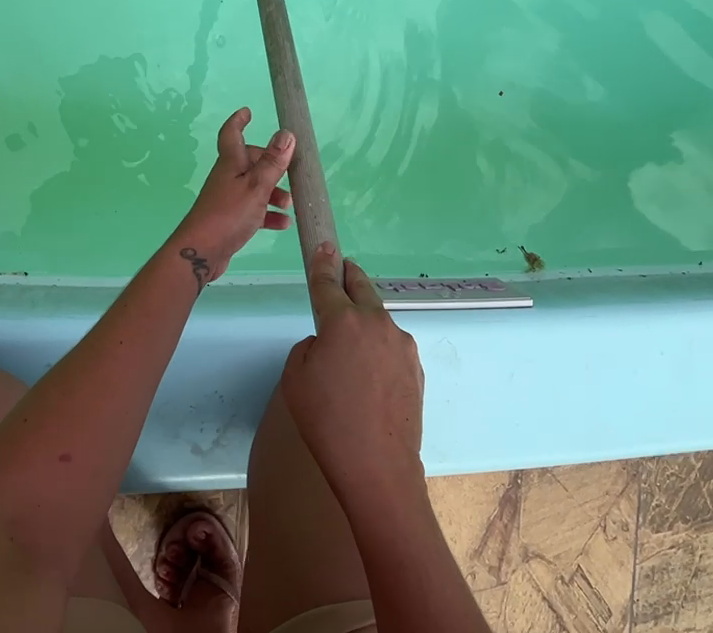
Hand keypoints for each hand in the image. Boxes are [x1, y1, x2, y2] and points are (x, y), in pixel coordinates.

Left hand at [171, 108, 295, 284]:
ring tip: (290, 204)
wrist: (201, 252)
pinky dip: (267, 214)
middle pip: (249, 162)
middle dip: (271, 164)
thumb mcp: (256, 186)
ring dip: (273, 192)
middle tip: (290, 171)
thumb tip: (286, 134)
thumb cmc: (228, 214)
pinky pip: (253, 210)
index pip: (232, 135)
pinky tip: (283, 224)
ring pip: (254, 187)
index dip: (238, 121)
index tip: (247, 112)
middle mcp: (227, 177)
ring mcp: (227, 199)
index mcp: (231, 164)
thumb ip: (273, 163)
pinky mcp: (230, 219)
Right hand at [281, 242, 424, 497]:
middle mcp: (377, 324)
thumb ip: (308, 346)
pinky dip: (378, 350)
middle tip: (343, 270)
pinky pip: (391, 348)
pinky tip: (369, 379)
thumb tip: (327, 342)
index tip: (324, 246)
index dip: (323, 263)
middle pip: (362, 289)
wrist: (378, 465)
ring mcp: (402, 345)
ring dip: (364, 321)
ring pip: (378, 321)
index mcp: (343, 321)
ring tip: (351, 349)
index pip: (328, 283)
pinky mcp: (416, 367)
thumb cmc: (327, 420)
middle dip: (350, 277)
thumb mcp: (296, 378)